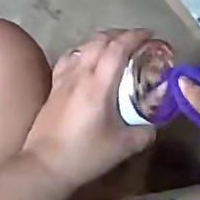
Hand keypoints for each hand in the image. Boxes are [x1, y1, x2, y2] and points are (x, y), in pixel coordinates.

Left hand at [20, 29, 157, 189]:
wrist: (44, 165)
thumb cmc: (85, 155)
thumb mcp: (123, 147)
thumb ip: (144, 133)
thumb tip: (155, 124)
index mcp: (99, 84)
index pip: (117, 48)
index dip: (135, 36)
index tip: (149, 34)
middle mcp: (80, 74)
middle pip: (100, 40)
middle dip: (120, 34)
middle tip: (137, 40)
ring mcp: (64, 77)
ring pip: (84, 45)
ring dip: (102, 39)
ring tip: (115, 46)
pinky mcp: (53, 85)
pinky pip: (70, 57)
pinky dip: (84, 50)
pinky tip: (88, 58)